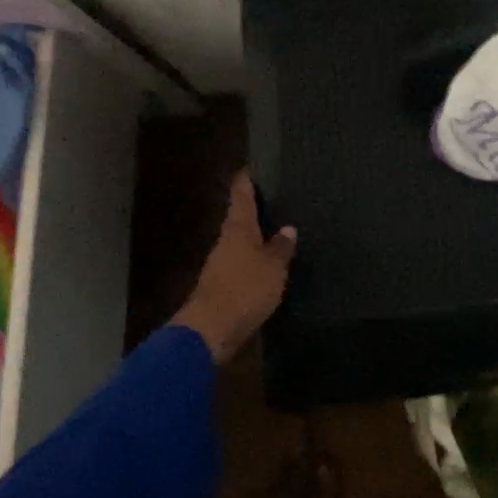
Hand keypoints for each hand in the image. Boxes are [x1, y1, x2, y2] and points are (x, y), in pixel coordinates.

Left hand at [171, 171, 296, 363]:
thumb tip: (288, 228)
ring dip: (256, 238)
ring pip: (240, 243)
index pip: (241, 196)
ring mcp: (220, 266)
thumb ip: (282, 247)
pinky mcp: (222, 288)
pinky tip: (269, 265)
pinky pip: (241, 266)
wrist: (210, 331)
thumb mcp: (273, 267)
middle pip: (239, 219)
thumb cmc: (244, 289)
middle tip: (277, 200)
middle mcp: (226, 242)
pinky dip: (254, 261)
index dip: (246, 180)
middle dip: (255, 210)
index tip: (252, 166)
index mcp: (238, 229)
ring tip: (279, 232)